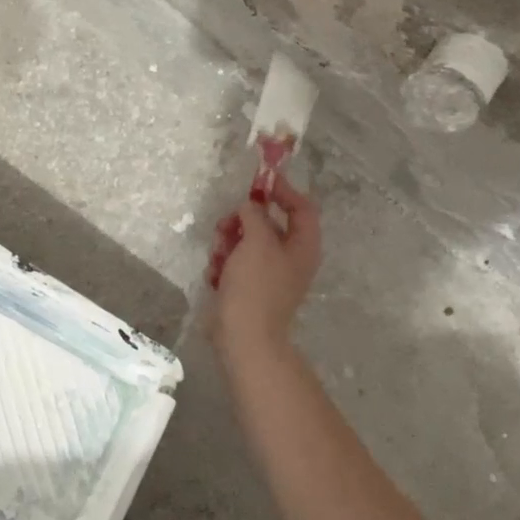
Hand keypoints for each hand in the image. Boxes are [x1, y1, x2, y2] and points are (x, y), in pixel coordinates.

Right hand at [207, 176, 321, 352]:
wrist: (243, 337)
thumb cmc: (256, 286)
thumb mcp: (257, 242)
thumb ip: (255, 215)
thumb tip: (250, 207)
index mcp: (304, 246)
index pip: (302, 207)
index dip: (283, 190)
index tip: (258, 182)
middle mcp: (291, 258)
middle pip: (268, 224)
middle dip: (243, 222)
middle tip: (224, 225)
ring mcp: (269, 274)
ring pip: (247, 243)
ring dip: (227, 244)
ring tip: (217, 257)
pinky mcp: (249, 288)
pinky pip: (236, 264)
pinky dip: (224, 265)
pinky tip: (215, 276)